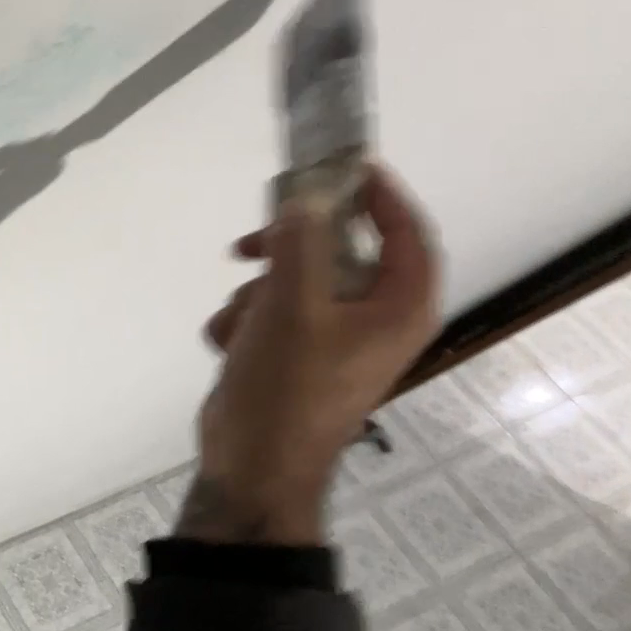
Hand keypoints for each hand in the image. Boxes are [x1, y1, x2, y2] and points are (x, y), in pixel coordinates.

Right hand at [176, 164, 441, 543]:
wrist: (253, 462)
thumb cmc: (287, 386)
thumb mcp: (292, 308)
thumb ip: (299, 247)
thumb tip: (304, 201)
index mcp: (397, 306)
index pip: (404, 232)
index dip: (377, 195)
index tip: (341, 168)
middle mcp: (371, 320)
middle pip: (334, 257)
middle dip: (285, 253)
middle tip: (247, 246)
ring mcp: (327, 342)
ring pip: (288, 287)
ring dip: (252, 297)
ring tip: (236, 325)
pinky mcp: (287, 359)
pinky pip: (263, 318)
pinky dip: (240, 324)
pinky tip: (226, 345)